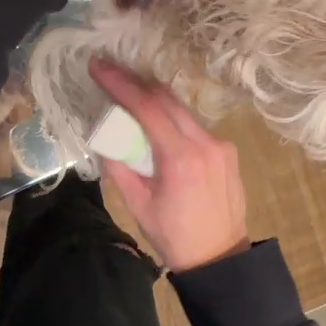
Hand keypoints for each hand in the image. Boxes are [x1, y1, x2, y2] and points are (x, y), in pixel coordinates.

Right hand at [90, 58, 249, 271]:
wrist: (219, 258)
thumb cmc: (173, 236)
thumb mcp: (136, 204)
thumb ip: (118, 167)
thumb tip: (103, 137)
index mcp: (180, 158)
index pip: (147, 107)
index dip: (120, 83)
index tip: (98, 66)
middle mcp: (205, 143)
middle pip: (166, 99)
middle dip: (135, 82)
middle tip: (108, 71)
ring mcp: (220, 145)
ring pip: (182, 109)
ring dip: (153, 98)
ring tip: (127, 92)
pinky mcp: (226, 151)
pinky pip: (193, 124)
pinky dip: (170, 117)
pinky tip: (154, 121)